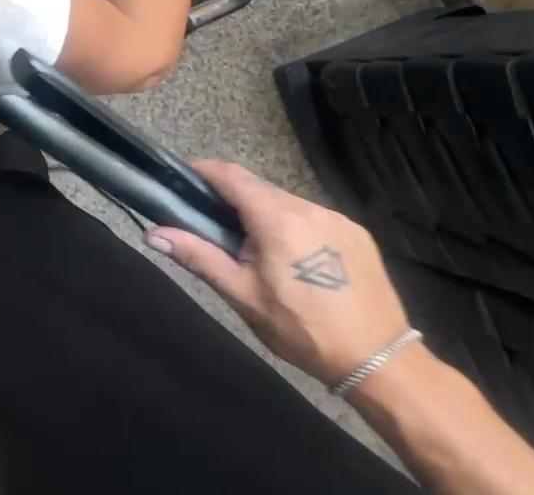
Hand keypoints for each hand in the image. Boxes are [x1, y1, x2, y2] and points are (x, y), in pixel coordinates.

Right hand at [145, 161, 411, 386]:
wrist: (381, 362)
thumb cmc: (303, 330)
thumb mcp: (243, 295)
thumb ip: (198, 257)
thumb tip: (152, 234)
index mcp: (277, 218)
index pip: (231, 175)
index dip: (203, 171)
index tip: (183, 182)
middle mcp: (309, 208)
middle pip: (258, 189)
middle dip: (233, 201)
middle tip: (215, 230)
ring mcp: (338, 220)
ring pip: (286, 203)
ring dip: (264, 215)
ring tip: (256, 252)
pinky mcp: (358, 235)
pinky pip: (312, 218)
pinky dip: (293, 227)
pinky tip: (294, 260)